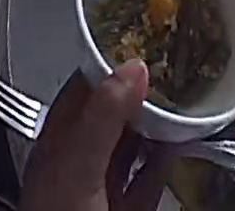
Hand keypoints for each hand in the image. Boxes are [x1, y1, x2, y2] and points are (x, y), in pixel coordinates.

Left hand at [20, 62, 174, 210]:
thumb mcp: (78, 166)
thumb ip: (103, 115)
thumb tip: (132, 67)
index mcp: (57, 143)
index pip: (84, 85)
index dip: (112, 61)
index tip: (141, 43)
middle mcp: (77, 164)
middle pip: (110, 113)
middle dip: (138, 89)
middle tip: (167, 65)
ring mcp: (99, 191)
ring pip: (130, 144)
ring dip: (155, 122)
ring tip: (178, 98)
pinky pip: (148, 178)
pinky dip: (164, 158)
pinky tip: (177, 146)